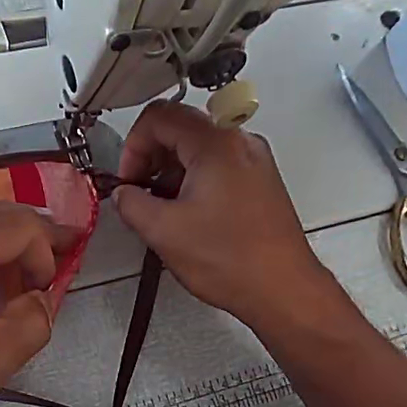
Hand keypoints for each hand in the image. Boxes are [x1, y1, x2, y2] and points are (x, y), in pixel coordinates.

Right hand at [113, 101, 339, 328]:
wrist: (282, 290)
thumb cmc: (236, 262)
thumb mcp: (164, 232)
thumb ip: (131, 204)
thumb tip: (124, 196)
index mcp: (216, 143)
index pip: (160, 116)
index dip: (133, 146)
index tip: (128, 178)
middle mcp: (241, 144)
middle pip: (182, 129)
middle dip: (152, 159)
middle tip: (140, 193)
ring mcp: (256, 163)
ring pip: (202, 150)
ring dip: (173, 174)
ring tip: (164, 212)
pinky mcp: (262, 185)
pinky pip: (221, 169)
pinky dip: (197, 184)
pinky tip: (189, 218)